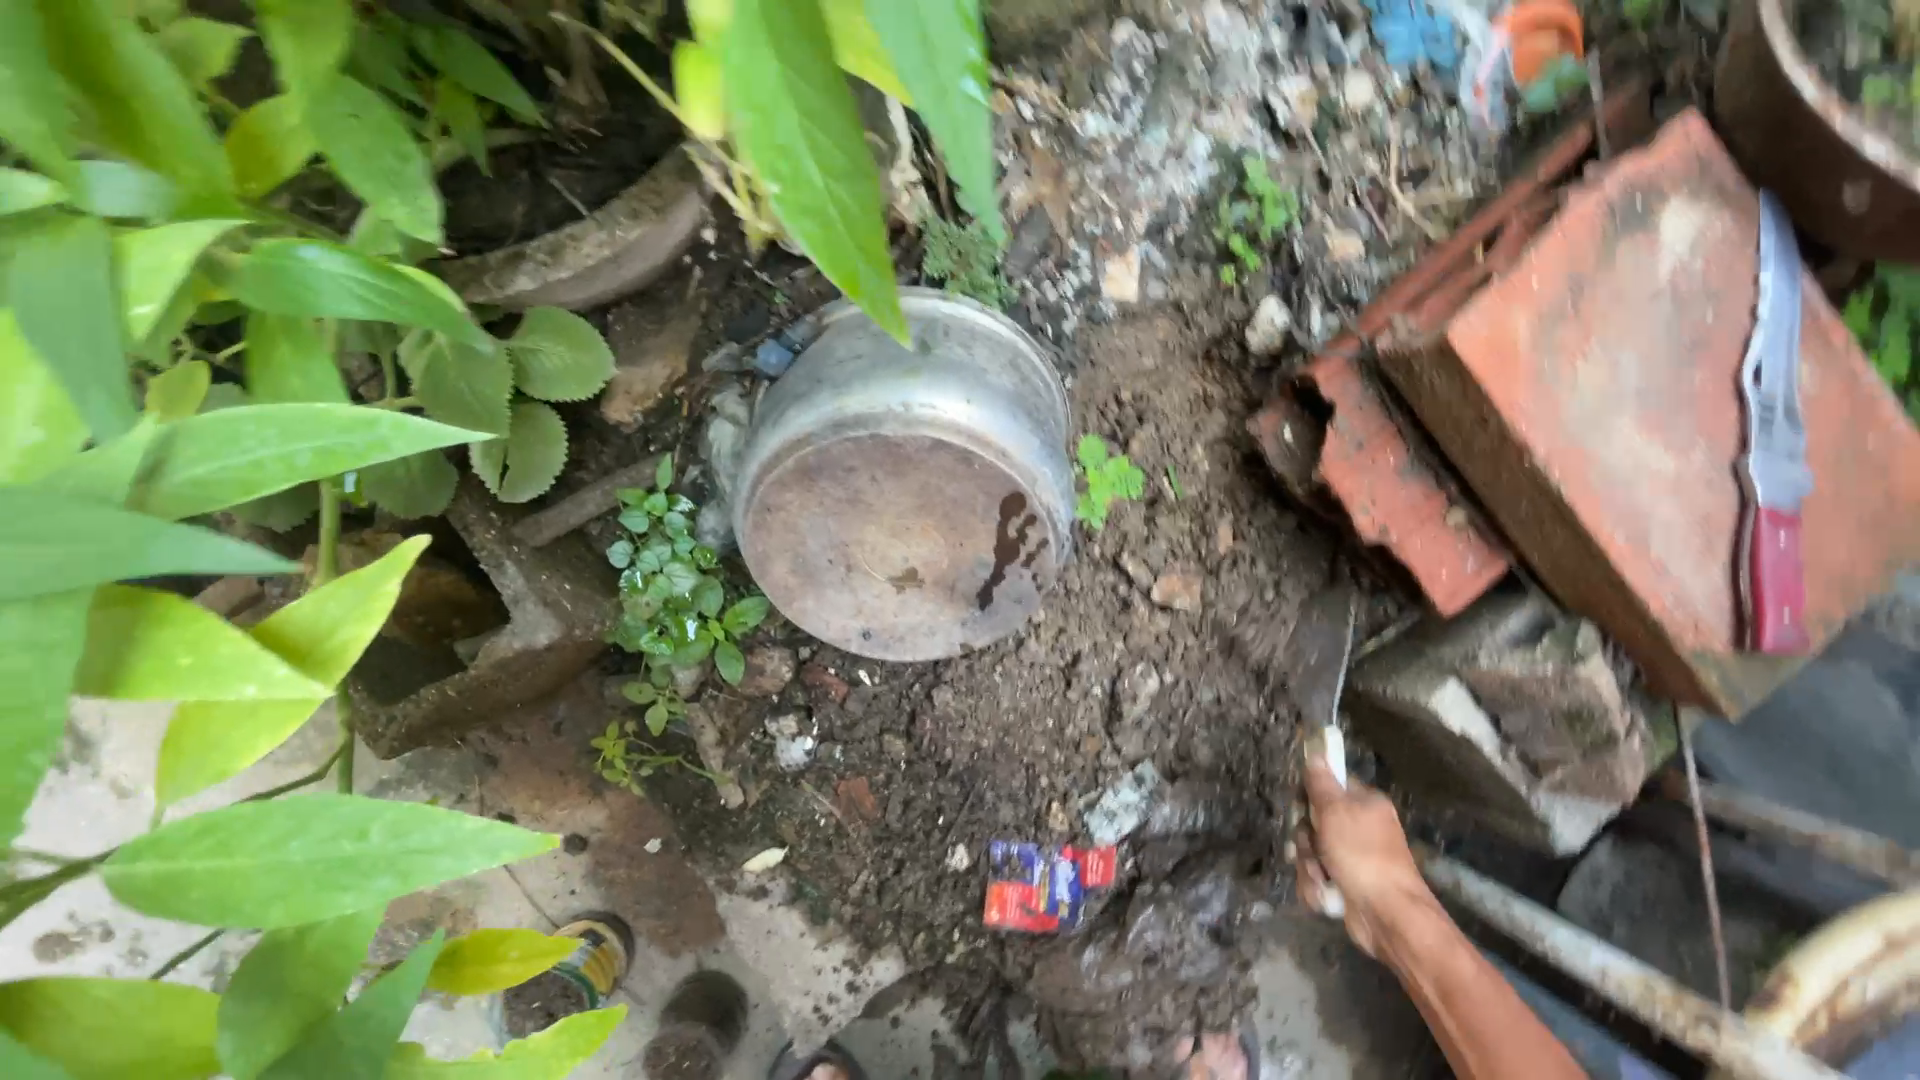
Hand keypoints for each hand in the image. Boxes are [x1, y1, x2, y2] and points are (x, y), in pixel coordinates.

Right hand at [1293, 760, 1439, 957]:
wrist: (1387, 915)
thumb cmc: (1362, 856)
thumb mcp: (1336, 811)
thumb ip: (1321, 782)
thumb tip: (1316, 753)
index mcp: (1365, 804)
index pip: (1329, 785)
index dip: (1310, 794)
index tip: (1301, 805)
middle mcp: (1360, 827)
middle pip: (1313, 820)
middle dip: (1306, 839)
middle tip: (1313, 847)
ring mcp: (1353, 857)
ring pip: (1311, 851)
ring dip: (1309, 865)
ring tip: (1322, 877)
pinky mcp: (1346, 883)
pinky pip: (1317, 876)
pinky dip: (1317, 886)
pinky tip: (1327, 893)